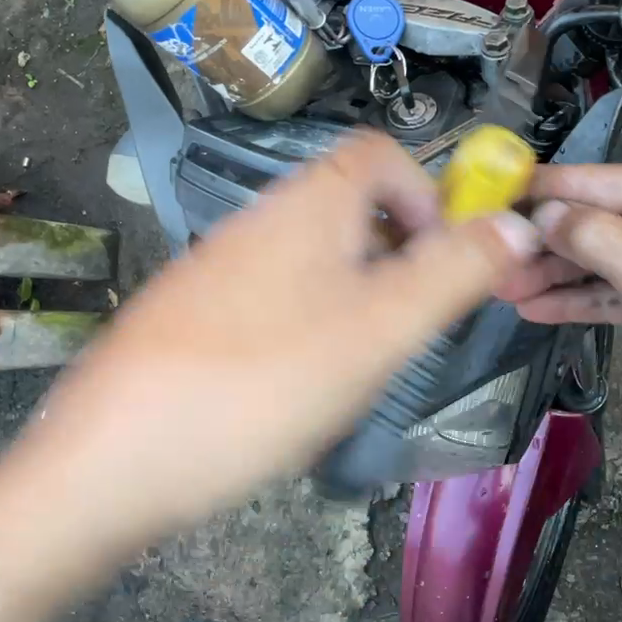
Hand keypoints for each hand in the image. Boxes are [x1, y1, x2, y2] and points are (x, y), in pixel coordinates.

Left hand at [24, 132, 539, 537]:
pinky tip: (296, 386)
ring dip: (357, 293)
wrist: (104, 468)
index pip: (380, 154)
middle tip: (408, 323)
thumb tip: (517, 225)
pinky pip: (274, 294)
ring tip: (359, 362)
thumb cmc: (262, 385)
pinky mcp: (191, 313)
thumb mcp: (380, 330)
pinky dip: (309, 321)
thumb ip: (455, 273)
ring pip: (314, 255)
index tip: (441, 260)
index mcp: (308, 206)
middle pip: (351, 206)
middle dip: (398, 254)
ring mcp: (217, 266)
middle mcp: (259, 220)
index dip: (426, 194)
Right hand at [498, 165, 621, 454]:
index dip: (546, 187)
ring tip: (503, 289)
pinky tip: (537, 309)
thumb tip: (547, 212)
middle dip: (544, 240)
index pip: (599, 181)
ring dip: (553, 274)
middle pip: (594, 221)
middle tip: (492, 260)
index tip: (493, 194)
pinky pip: (610, 293)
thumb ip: (599, 238)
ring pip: (598, 260)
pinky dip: (576, 300)